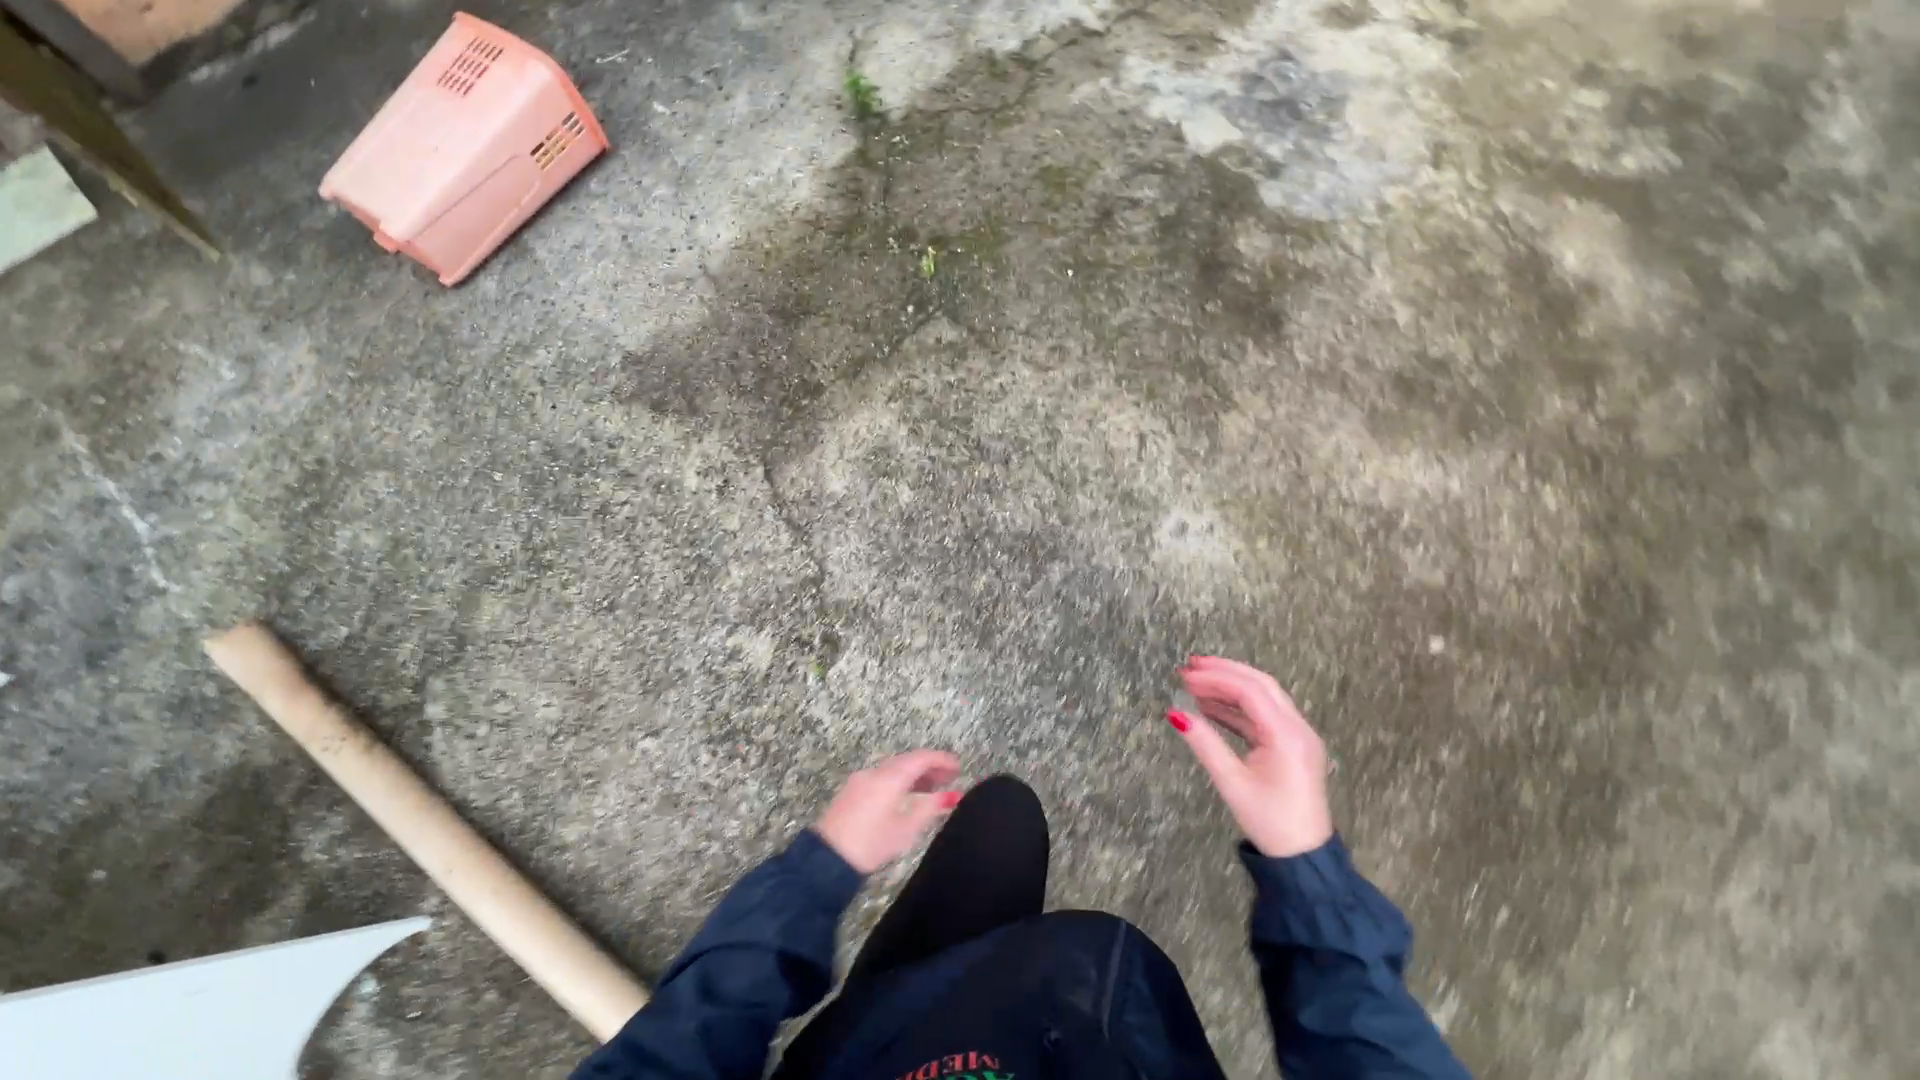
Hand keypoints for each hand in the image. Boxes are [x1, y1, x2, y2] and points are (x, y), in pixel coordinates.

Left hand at [814, 750, 962, 873]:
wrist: (827, 859)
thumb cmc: (872, 844)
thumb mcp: (906, 830)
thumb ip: (930, 809)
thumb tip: (951, 796)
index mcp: (889, 778)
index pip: (920, 758)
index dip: (941, 760)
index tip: (958, 767)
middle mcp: (874, 772)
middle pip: (906, 761)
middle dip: (929, 767)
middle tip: (949, 778)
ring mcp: (860, 780)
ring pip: (893, 768)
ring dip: (914, 774)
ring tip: (932, 788)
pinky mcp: (852, 791)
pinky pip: (882, 777)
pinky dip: (899, 780)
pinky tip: (907, 795)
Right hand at [1168, 656, 1333, 857]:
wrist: (1303, 855)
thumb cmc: (1269, 821)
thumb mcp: (1231, 782)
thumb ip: (1205, 743)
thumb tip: (1175, 714)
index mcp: (1287, 735)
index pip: (1250, 691)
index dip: (1216, 678)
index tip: (1185, 675)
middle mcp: (1298, 728)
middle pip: (1261, 685)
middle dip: (1225, 672)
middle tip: (1190, 667)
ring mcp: (1299, 736)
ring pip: (1264, 698)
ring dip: (1231, 688)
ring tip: (1196, 685)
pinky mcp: (1293, 746)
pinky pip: (1265, 716)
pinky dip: (1239, 708)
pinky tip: (1213, 708)